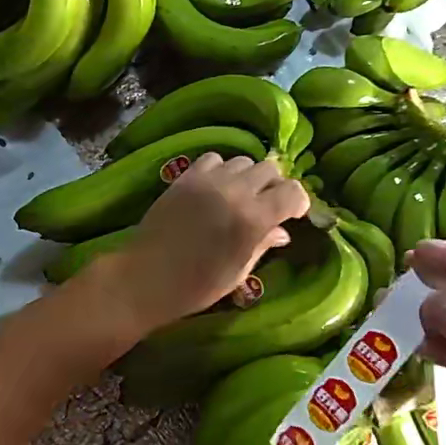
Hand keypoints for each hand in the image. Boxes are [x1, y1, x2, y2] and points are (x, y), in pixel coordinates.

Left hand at [94, 153, 308, 333]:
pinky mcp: (186, 177)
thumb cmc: (197, 285)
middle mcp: (236, 191)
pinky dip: (222, 169)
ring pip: (244, 161)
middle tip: (268, 205)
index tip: (295, 214)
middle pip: (270, 169)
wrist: (146, 279)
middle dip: (275, 186)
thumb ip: (263, 244)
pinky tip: (217, 188)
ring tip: (241, 195)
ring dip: (249, 176)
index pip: (293, 192)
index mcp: (253, 218)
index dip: (299, 201)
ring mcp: (209, 180)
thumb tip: (282, 231)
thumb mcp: (239, 272)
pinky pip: (215, 159)